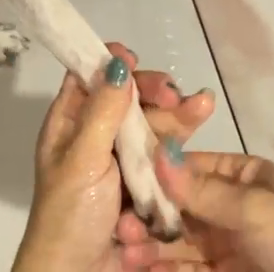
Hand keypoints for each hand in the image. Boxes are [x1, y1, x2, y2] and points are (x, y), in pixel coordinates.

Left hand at [13, 44, 217, 271]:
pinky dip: (180, 144)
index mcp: (70, 123)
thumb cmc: (71, 212)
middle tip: (176, 93)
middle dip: (153, 93)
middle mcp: (94, 137)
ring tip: (203, 105)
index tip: (134, 60)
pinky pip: (162, 159)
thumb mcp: (83, 157)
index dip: (111, 65)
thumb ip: (102, 110)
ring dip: (175, 115)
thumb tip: (115, 60)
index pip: (90, 78)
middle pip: (127, 102)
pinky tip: (199, 127)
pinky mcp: (140, 188)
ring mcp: (119, 163)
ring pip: (149, 127)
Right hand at [128, 151, 273, 271]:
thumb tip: (156, 152)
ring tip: (122, 251)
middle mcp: (231, 207)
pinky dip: (160, 268)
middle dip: (146, 212)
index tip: (120, 179)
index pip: (191, 166)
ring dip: (148, 243)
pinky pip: (185, 270)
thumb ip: (203, 189)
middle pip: (178, 204)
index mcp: (245, 177)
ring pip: (177, 239)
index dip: (156, 171)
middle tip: (117, 224)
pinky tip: (136, 268)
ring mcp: (228, 247)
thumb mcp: (257, 209)